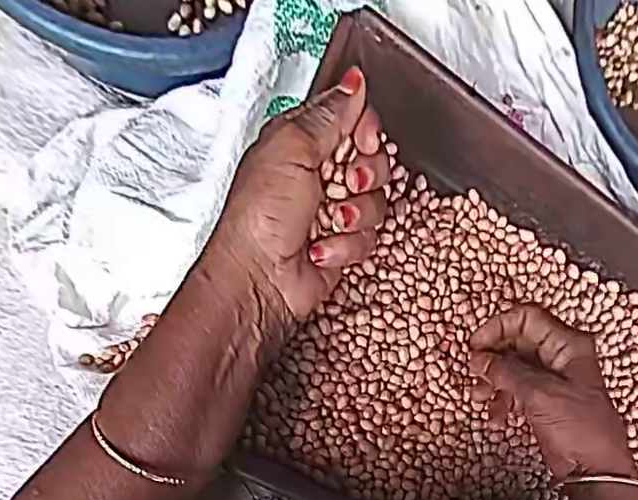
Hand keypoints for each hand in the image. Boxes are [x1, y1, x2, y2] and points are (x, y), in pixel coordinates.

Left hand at [205, 67, 390, 334]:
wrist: (260, 277)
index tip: (363, 142)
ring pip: (376, 204)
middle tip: (345, 185)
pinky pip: (369, 240)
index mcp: (304, 142)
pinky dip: (347, 246)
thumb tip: (353, 84)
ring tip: (331, 222)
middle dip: (366, 175)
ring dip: (356, 215)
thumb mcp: (292, 148)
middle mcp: (320, 176)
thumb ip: (328, 115)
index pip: (354, 122)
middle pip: (373, 163)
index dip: (366, 131)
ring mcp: (333, 213)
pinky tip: (322, 249)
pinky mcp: (343, 246)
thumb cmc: (260, 217)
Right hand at [466, 305, 637, 483]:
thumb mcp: (540, 395)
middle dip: (492, 357)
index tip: (476, 345)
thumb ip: (507, 372)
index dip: (498, 328)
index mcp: (569, 345)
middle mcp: (561, 358)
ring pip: (514, 368)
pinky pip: (518, 391)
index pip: (527, 319)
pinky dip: (503, 400)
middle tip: (474, 372)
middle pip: (517, 343)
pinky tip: (496, 416)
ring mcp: (553, 381)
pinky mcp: (546, 402)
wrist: (595, 470)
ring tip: (479, 398)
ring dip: (493, 381)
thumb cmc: (582, 431)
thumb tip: (480, 359)